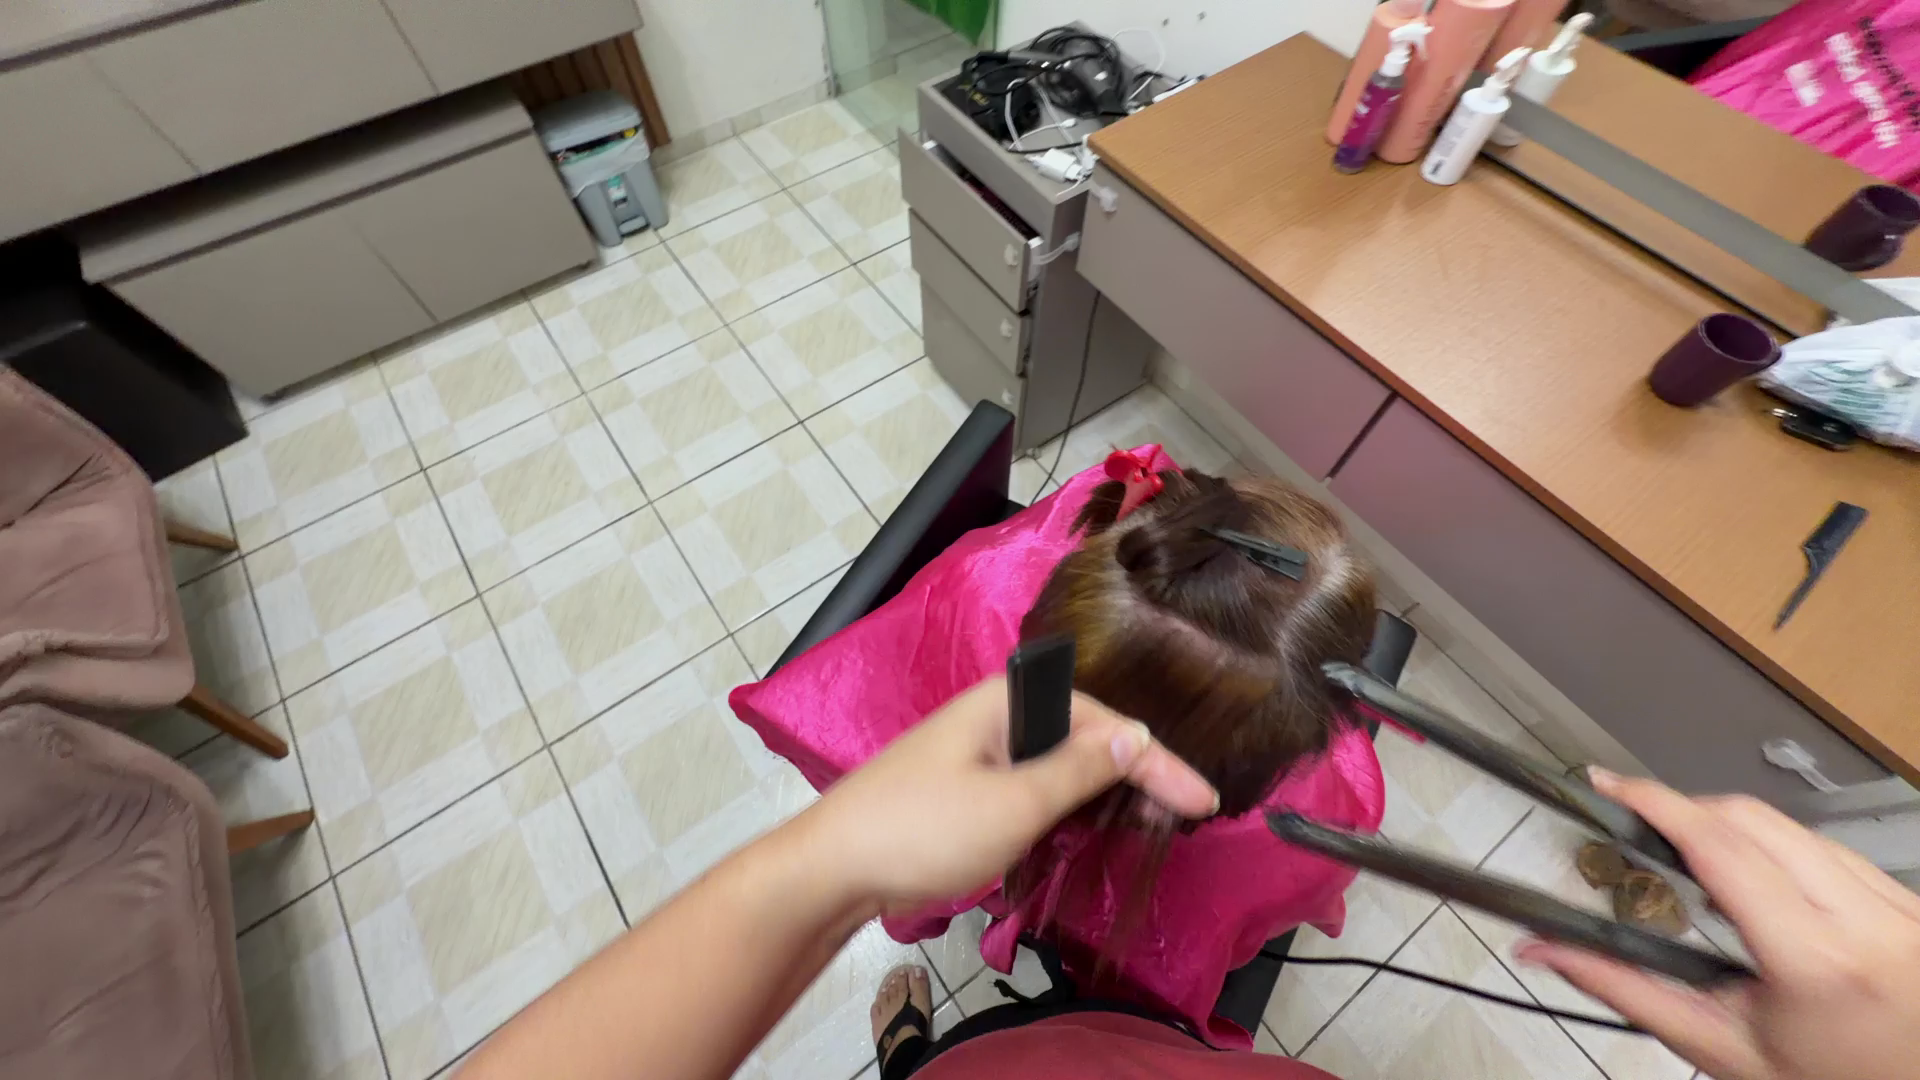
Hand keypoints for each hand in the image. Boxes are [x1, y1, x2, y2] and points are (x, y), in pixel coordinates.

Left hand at [791, 676, 1218, 916]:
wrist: (834, 866)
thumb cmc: (926, 826)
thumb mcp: (1015, 801)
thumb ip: (1080, 767)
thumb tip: (1139, 736)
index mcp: (1007, 701)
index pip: (1102, 721)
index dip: (1155, 760)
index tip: (1203, 802)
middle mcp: (996, 715)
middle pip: (1082, 735)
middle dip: (1134, 771)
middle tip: (1183, 813)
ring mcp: (980, 749)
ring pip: (1057, 762)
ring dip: (1102, 789)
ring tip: (1149, 818)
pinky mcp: (969, 783)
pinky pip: (1031, 784)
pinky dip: (1064, 805)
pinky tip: (1086, 825)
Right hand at [1517, 769, 1919, 1079]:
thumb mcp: (1718, 1046)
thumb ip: (1621, 988)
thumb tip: (1536, 948)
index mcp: (1820, 961)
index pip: (1721, 845)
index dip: (1655, 802)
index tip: (1608, 784)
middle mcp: (1876, 928)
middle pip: (1753, 819)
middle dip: (1685, 808)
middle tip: (1641, 822)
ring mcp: (1908, 917)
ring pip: (1795, 827)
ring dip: (1732, 826)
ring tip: (1697, 853)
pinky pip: (1836, 850)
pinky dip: (1782, 846)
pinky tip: (1760, 875)